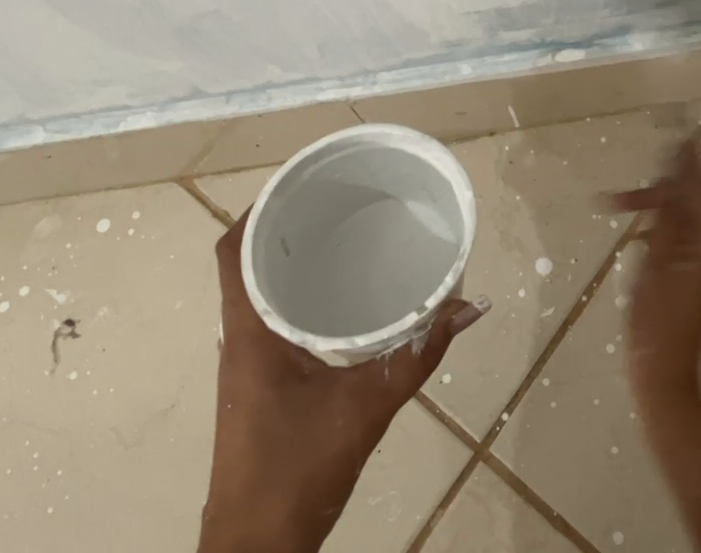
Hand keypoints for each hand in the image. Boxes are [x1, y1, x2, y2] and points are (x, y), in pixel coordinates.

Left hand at [200, 215, 487, 552]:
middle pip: (245, 264)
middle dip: (283, 227)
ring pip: (257, 293)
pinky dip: (297, 297)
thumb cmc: (300, 469)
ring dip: (289, 262)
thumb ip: (419, 354)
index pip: (232, 251)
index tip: (299, 184)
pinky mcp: (258, 384)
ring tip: (340, 236)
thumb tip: (468, 305)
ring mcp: (245, 364)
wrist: (257, 546)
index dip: (255, 210)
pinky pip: (270, 320)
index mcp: (251, 332)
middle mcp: (240, 339)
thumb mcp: (368, 406)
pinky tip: (339, 301)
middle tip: (335, 202)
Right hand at [609, 141, 700, 407]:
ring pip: (683, 215)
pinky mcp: (693, 273)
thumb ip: (666, 218)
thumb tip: (673, 173)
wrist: (665, 375)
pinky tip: (637, 228)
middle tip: (638, 164)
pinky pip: (678, 234)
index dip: (691, 154)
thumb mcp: (657, 265)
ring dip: (656, 202)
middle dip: (665, 179)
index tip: (677, 124)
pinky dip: (658, 225)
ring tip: (620, 199)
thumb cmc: (658, 322)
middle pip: (694, 197)